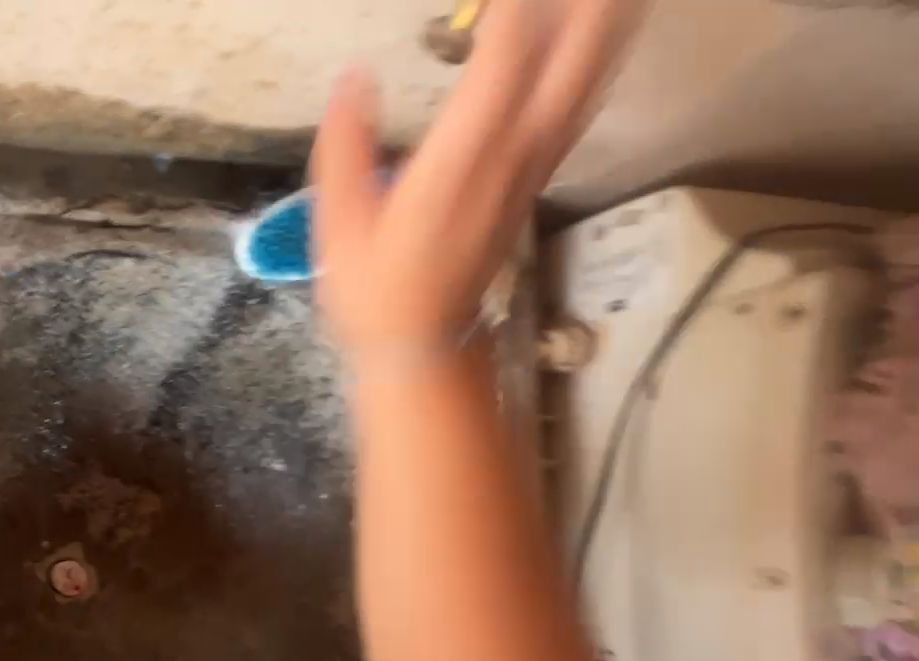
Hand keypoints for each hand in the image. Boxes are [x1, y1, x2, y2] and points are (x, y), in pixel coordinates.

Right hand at [310, 0, 642, 356]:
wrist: (422, 341)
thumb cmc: (373, 290)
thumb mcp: (340, 226)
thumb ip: (346, 148)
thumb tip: (353, 80)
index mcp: (460, 161)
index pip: (504, 57)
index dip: (509, 6)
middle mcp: (513, 152)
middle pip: (572, 51)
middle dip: (577, 4)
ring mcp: (535, 163)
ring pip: (591, 70)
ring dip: (605, 17)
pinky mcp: (538, 174)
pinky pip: (582, 98)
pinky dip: (600, 52)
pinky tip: (601, 30)